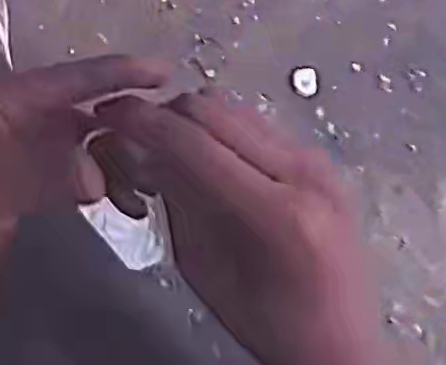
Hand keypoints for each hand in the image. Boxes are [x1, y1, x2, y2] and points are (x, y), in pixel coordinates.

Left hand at [0, 55, 168, 270]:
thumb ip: (47, 174)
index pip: (67, 80)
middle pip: (76, 103)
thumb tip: (97, 170)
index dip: (114, 73)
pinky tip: (119, 199)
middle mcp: (11, 108)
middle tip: (170, 135)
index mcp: (2, 100)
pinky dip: (92, 172)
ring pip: (74, 133)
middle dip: (121, 117)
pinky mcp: (18, 162)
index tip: (161, 71)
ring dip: (109, 153)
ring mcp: (15, 135)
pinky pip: (65, 158)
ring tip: (146, 185)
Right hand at [97, 91, 388, 364]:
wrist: (340, 347)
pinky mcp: (316, 158)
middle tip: (127, 128)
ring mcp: (315, 163)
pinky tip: (202, 152)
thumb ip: (171, 194)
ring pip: (224, 105)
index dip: (137, 119)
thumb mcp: (200, 264)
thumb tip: (134, 143)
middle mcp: (303, 176)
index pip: (187, 139)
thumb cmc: (266, 322)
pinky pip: (247, 119)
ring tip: (165, 144)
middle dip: (157, 113)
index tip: (105, 113)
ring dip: (184, 117)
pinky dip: (212, 125)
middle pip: (204, 108)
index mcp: (277, 215)